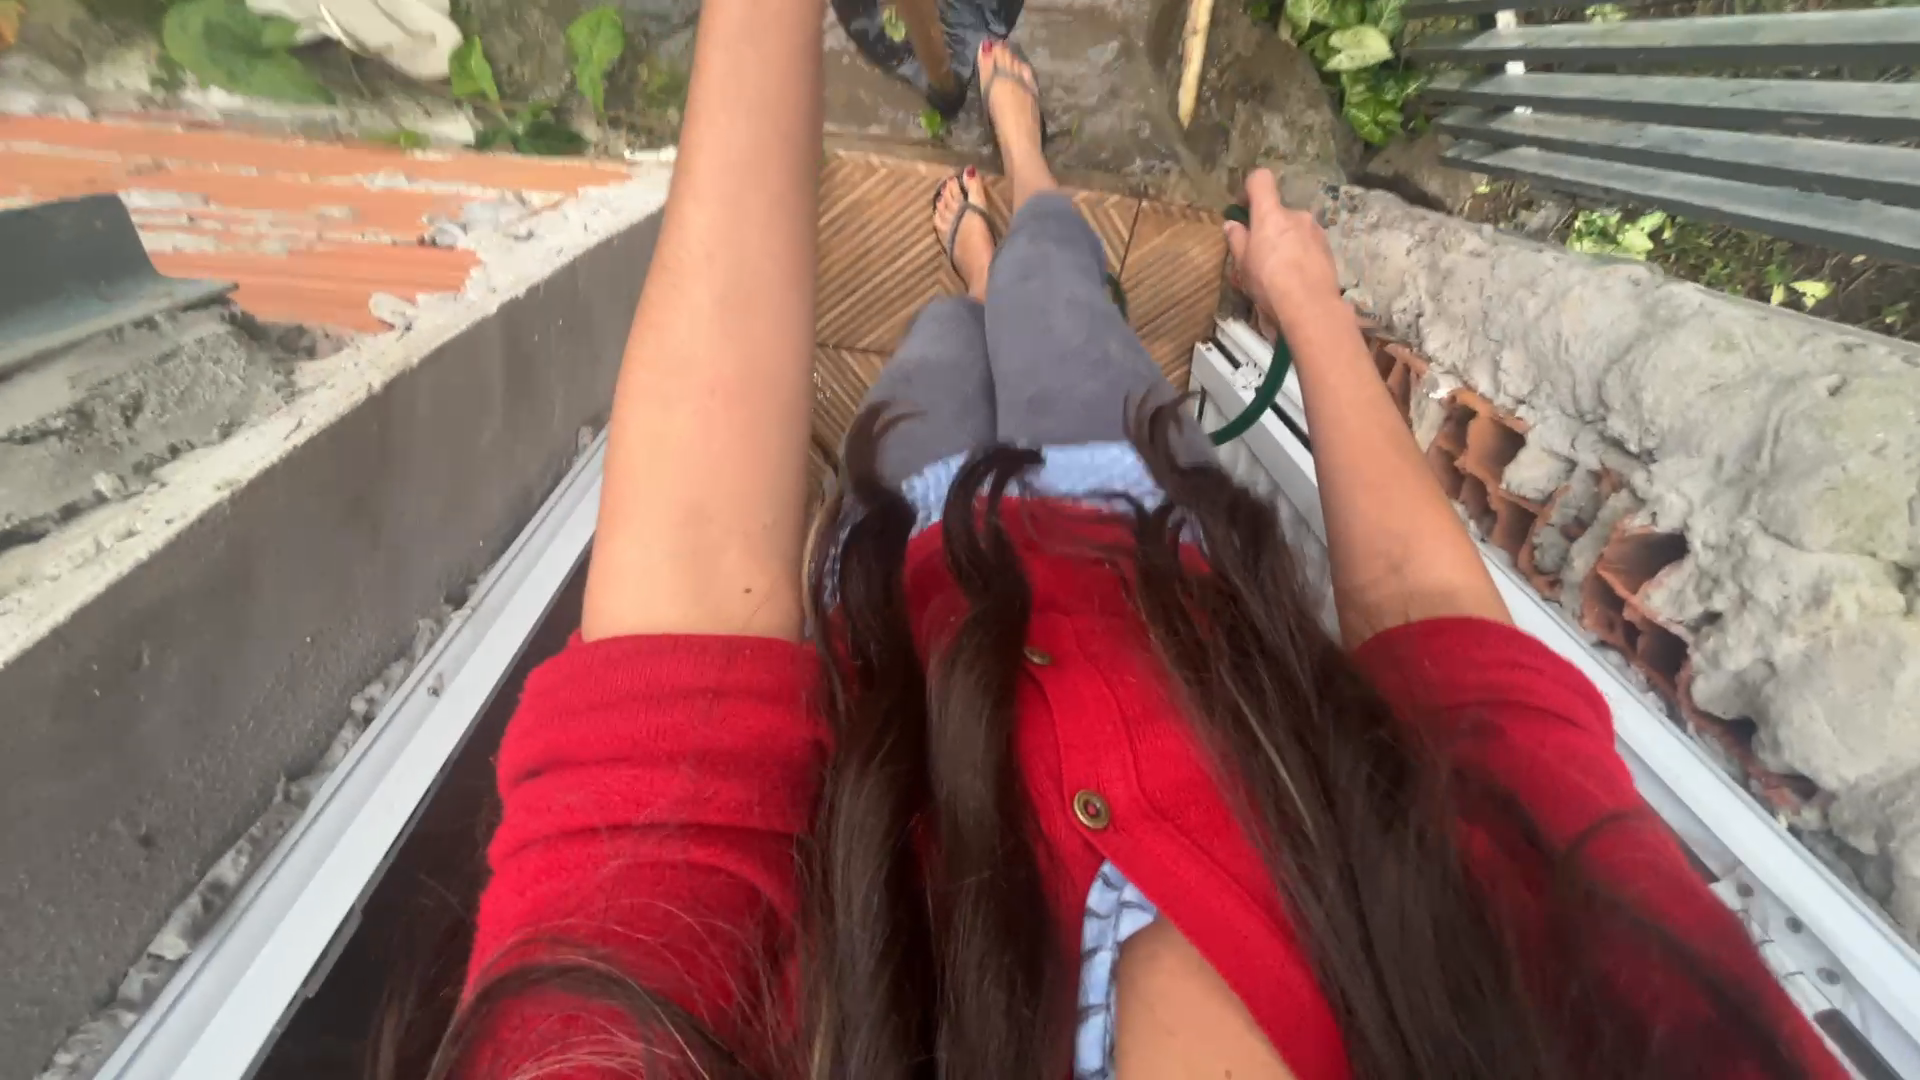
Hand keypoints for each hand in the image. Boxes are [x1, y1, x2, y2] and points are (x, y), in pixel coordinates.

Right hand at [1223, 168, 1343, 332]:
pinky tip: (1293, 278)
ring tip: (1276, 273)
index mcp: (1271, 214)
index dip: (1250, 188)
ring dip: (1284, 244)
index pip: (1260, 180)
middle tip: (1257, 257)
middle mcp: (1296, 214)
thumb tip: (1232, 225)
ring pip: (1293, 230)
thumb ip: (1237, 240)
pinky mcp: (1327, 247)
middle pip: (1277, 213)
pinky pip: (1306, 245)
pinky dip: (1298, 255)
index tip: (1243, 207)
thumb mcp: (1243, 265)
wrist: (1309, 306)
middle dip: (1267, 229)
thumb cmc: (1268, 282)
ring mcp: (1314, 230)